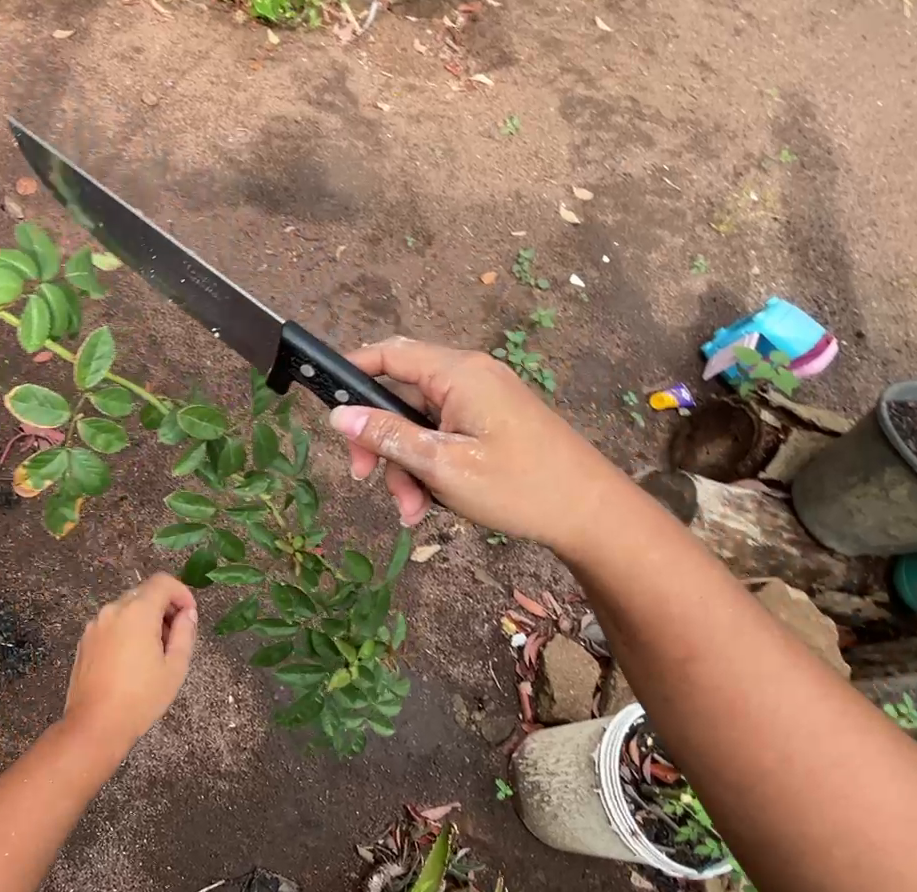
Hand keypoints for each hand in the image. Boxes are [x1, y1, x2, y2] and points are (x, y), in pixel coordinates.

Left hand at [62, 573, 197, 740]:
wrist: (96, 723)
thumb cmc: (141, 698)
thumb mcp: (174, 667)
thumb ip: (185, 633)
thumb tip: (187, 614)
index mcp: (137, 613)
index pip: (162, 582)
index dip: (181, 593)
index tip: (189, 615)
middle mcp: (112, 611)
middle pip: (143, 594)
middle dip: (163, 608)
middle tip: (174, 638)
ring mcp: (95, 625)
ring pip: (126, 609)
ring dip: (144, 620)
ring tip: (153, 654)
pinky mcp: (85, 640)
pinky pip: (111, 624)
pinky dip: (126, 630)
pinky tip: (131, 661)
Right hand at [325, 338, 633, 555]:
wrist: (591, 513)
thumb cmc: (518, 486)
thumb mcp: (441, 464)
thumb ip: (387, 436)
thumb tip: (338, 415)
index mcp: (459, 374)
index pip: (389, 354)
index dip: (351, 371)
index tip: (325, 404)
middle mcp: (470, 378)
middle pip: (399, 398)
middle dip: (380, 442)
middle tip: (365, 479)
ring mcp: (481, 401)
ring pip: (418, 426)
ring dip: (405, 467)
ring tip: (413, 510)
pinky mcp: (489, 423)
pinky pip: (441, 437)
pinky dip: (429, 467)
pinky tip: (430, 504)